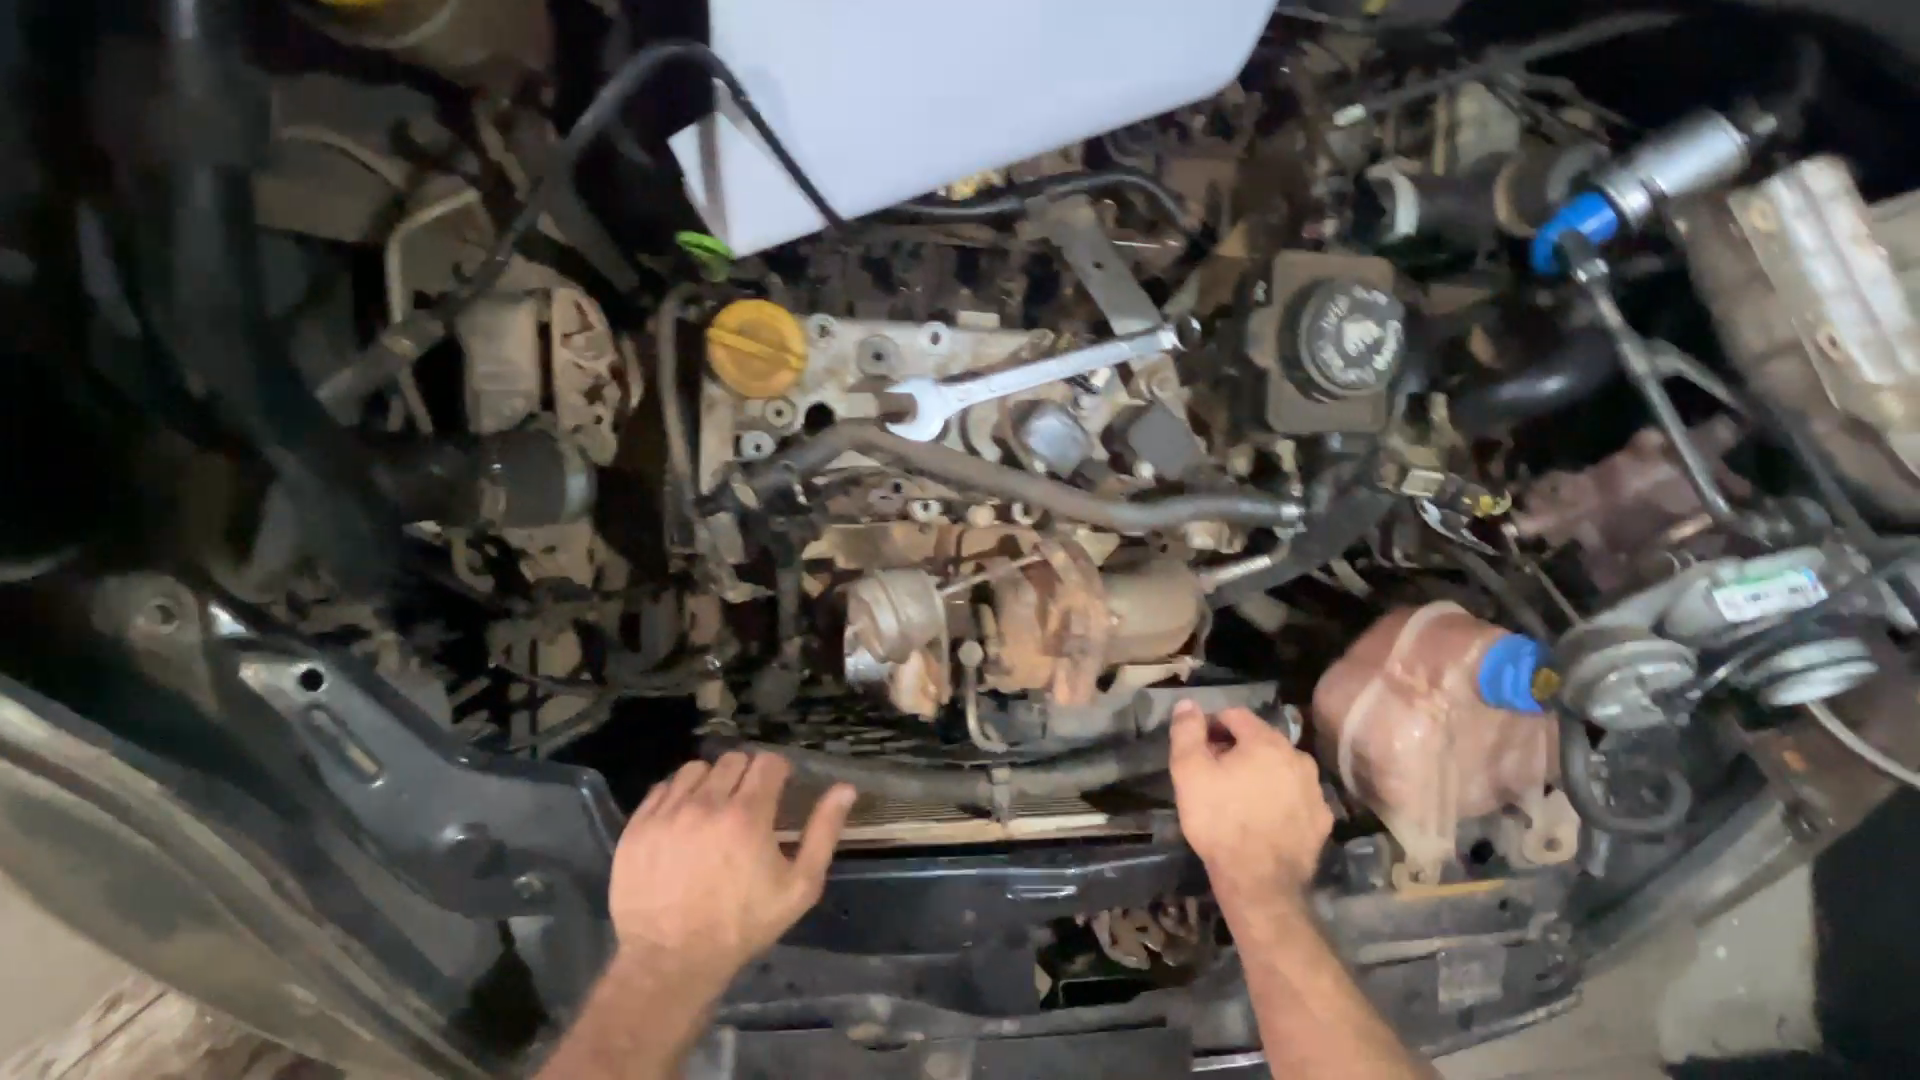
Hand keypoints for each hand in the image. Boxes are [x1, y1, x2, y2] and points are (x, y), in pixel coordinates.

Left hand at [609, 752, 854, 983]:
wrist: (670, 960)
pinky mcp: (638, 827)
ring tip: (714, 809)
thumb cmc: (742, 925)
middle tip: (749, 804)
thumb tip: (846, 789)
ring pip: (696, 769)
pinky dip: (678, 796)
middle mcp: (706, 804)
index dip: (778, 772)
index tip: (779, 789)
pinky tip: (684, 821)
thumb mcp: (798, 887)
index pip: (768, 761)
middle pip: (733, 760)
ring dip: (711, 781)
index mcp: (747, 814)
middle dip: (746, 775)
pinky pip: (662, 788)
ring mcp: (667, 813)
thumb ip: (823, 832)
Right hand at [1169, 701, 1331, 903]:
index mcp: (1266, 741)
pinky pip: (1296, 797)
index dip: (1211, 726)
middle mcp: (1298, 758)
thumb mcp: (1189, 772)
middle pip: (1260, 740)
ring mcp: (1315, 790)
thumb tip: (1188, 703)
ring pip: (1280, 768)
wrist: (1259, 882)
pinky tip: (1263, 818)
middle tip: (1213, 774)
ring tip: (1238, 797)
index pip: (1235, 715)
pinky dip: (1279, 799)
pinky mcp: (1321, 820)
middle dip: (1236, 749)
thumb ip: (1187, 731)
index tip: (1197, 748)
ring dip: (1260, 773)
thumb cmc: (1219, 820)